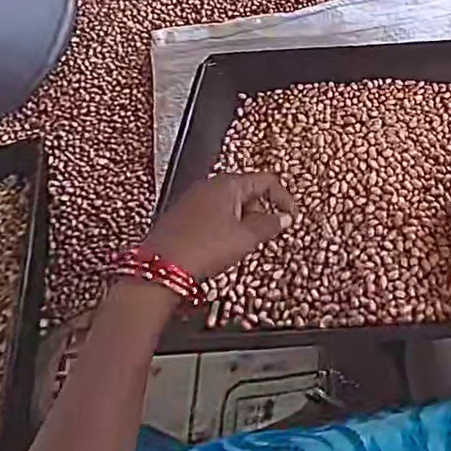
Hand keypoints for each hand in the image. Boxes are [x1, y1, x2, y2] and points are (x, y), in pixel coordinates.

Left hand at [142, 173, 294, 281]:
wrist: (159, 270)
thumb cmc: (204, 248)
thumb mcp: (246, 238)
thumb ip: (270, 224)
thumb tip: (283, 218)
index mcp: (228, 184)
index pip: (266, 181)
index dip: (283, 198)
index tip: (291, 217)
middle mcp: (209, 185)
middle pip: (247, 191)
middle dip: (261, 211)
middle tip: (265, 235)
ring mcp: (193, 199)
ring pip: (229, 204)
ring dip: (243, 221)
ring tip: (242, 244)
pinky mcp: (181, 216)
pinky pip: (212, 214)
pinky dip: (224, 226)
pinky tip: (221, 247)